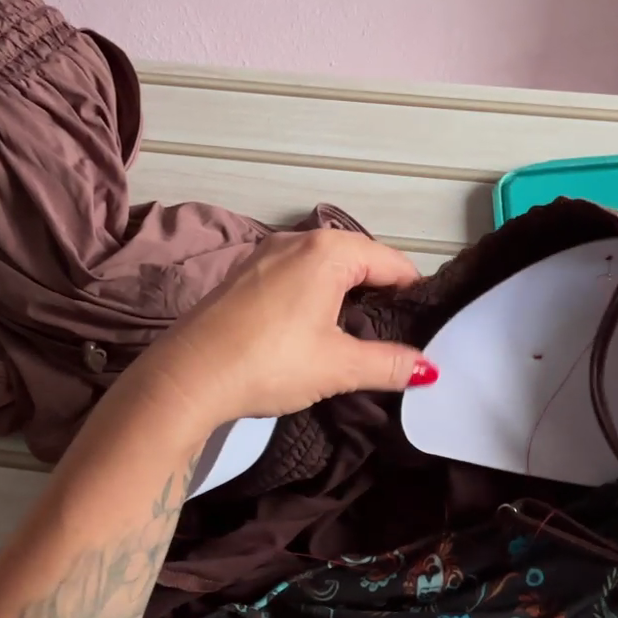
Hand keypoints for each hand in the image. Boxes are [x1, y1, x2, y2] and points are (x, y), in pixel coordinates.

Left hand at [126, 230, 435, 431]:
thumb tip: (429, 370)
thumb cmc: (269, 362)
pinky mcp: (242, 275)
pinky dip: (314, 293)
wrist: (187, 377)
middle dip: (380, 292)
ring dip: (345, 292)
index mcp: (328, 251)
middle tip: (396, 332)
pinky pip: (295, 274)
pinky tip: (312, 328)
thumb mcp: (338, 366)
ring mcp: (264, 255)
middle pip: (358, 259)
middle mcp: (297, 240)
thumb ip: (389, 364)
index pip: (391, 262)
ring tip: (357, 333)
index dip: (413, 293)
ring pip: (324, 266)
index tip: (425, 323)